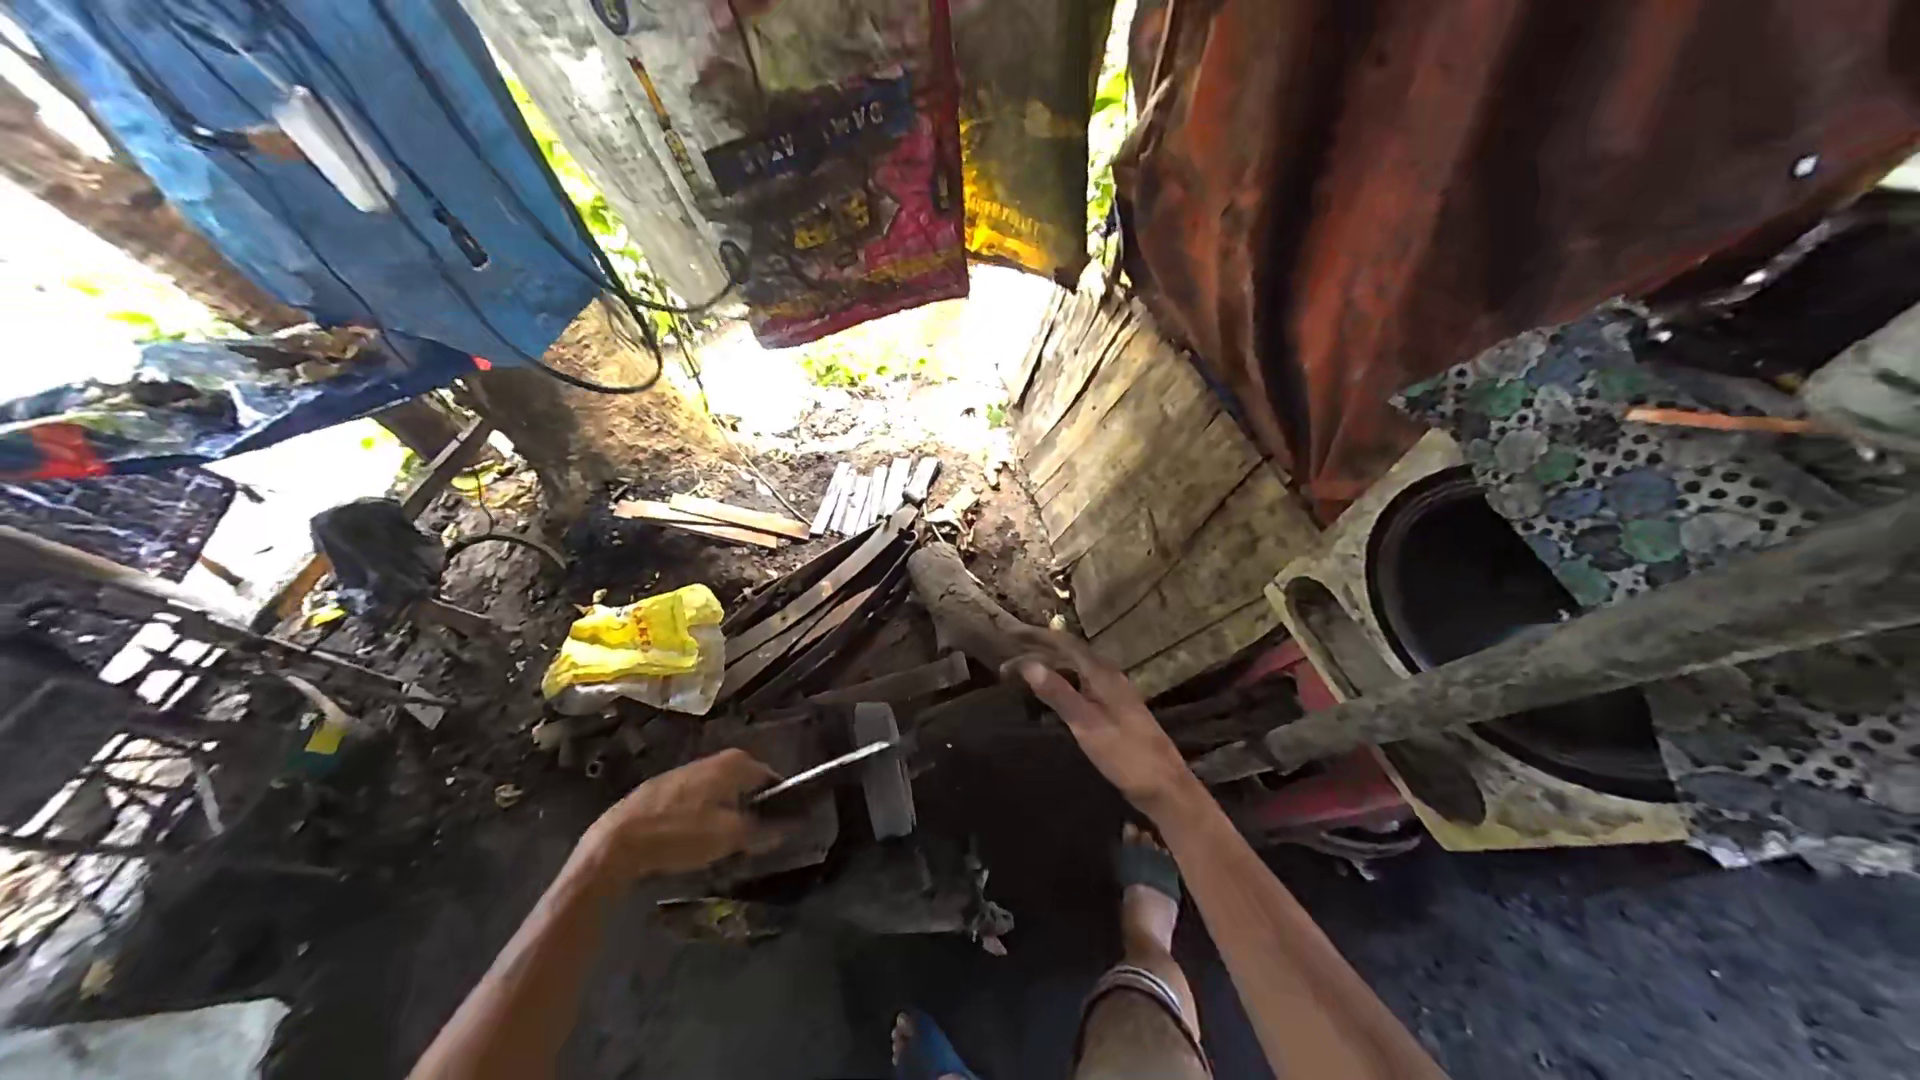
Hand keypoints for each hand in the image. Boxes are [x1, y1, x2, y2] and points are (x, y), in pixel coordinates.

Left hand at [576, 749, 785, 881]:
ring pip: (721, 792)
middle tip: (754, 839)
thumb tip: (790, 826)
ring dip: (728, 813)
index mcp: (734, 763)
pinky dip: (705, 815)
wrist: (615, 843)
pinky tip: (695, 838)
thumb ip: (764, 831)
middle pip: (746, 784)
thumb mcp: (729, 837)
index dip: (781, 802)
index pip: (772, 778)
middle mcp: (713, 759)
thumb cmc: (680, 834)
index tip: (783, 826)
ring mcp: (686, 771)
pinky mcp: (664, 788)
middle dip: (753, 808)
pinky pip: (698, 800)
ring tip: (725, 843)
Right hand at [1002, 627, 1203, 822]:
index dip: (1036, 637)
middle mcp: (1109, 676)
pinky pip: (1081, 684)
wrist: (1165, 787)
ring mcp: (1114, 693)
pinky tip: (1051, 695)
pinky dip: (1060, 682)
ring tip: (1022, 675)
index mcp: (1103, 675)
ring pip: (1075, 669)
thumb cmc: (1127, 756)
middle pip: (1069, 654)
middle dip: (1038, 653)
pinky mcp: (1114, 709)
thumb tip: (1029, 665)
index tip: (1010, 634)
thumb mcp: (1087, 726)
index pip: (1065, 644)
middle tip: (1006, 661)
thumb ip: (1059, 694)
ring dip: (1048, 667)